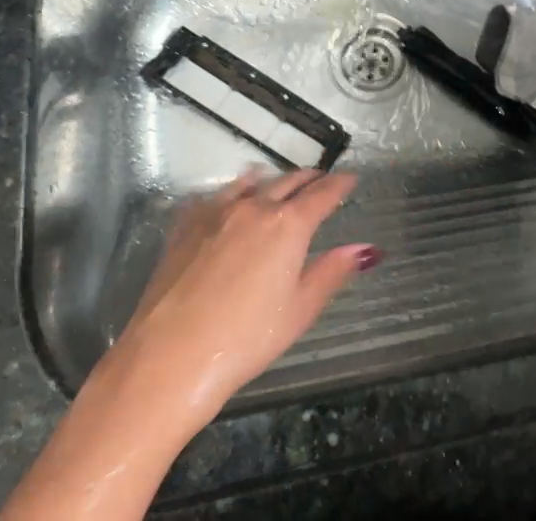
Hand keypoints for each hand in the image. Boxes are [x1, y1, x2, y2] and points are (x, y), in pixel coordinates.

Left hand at [94, 170, 376, 437]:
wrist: (169, 358)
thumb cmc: (246, 339)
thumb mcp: (300, 310)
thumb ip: (332, 272)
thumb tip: (366, 249)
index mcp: (288, 225)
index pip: (323, 194)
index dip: (340, 184)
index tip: (350, 178)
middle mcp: (253, 208)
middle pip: (288, 182)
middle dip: (309, 179)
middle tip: (321, 181)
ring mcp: (214, 215)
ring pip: (250, 183)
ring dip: (271, 181)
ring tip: (280, 184)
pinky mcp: (183, 228)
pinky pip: (214, 197)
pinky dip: (232, 192)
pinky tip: (229, 202)